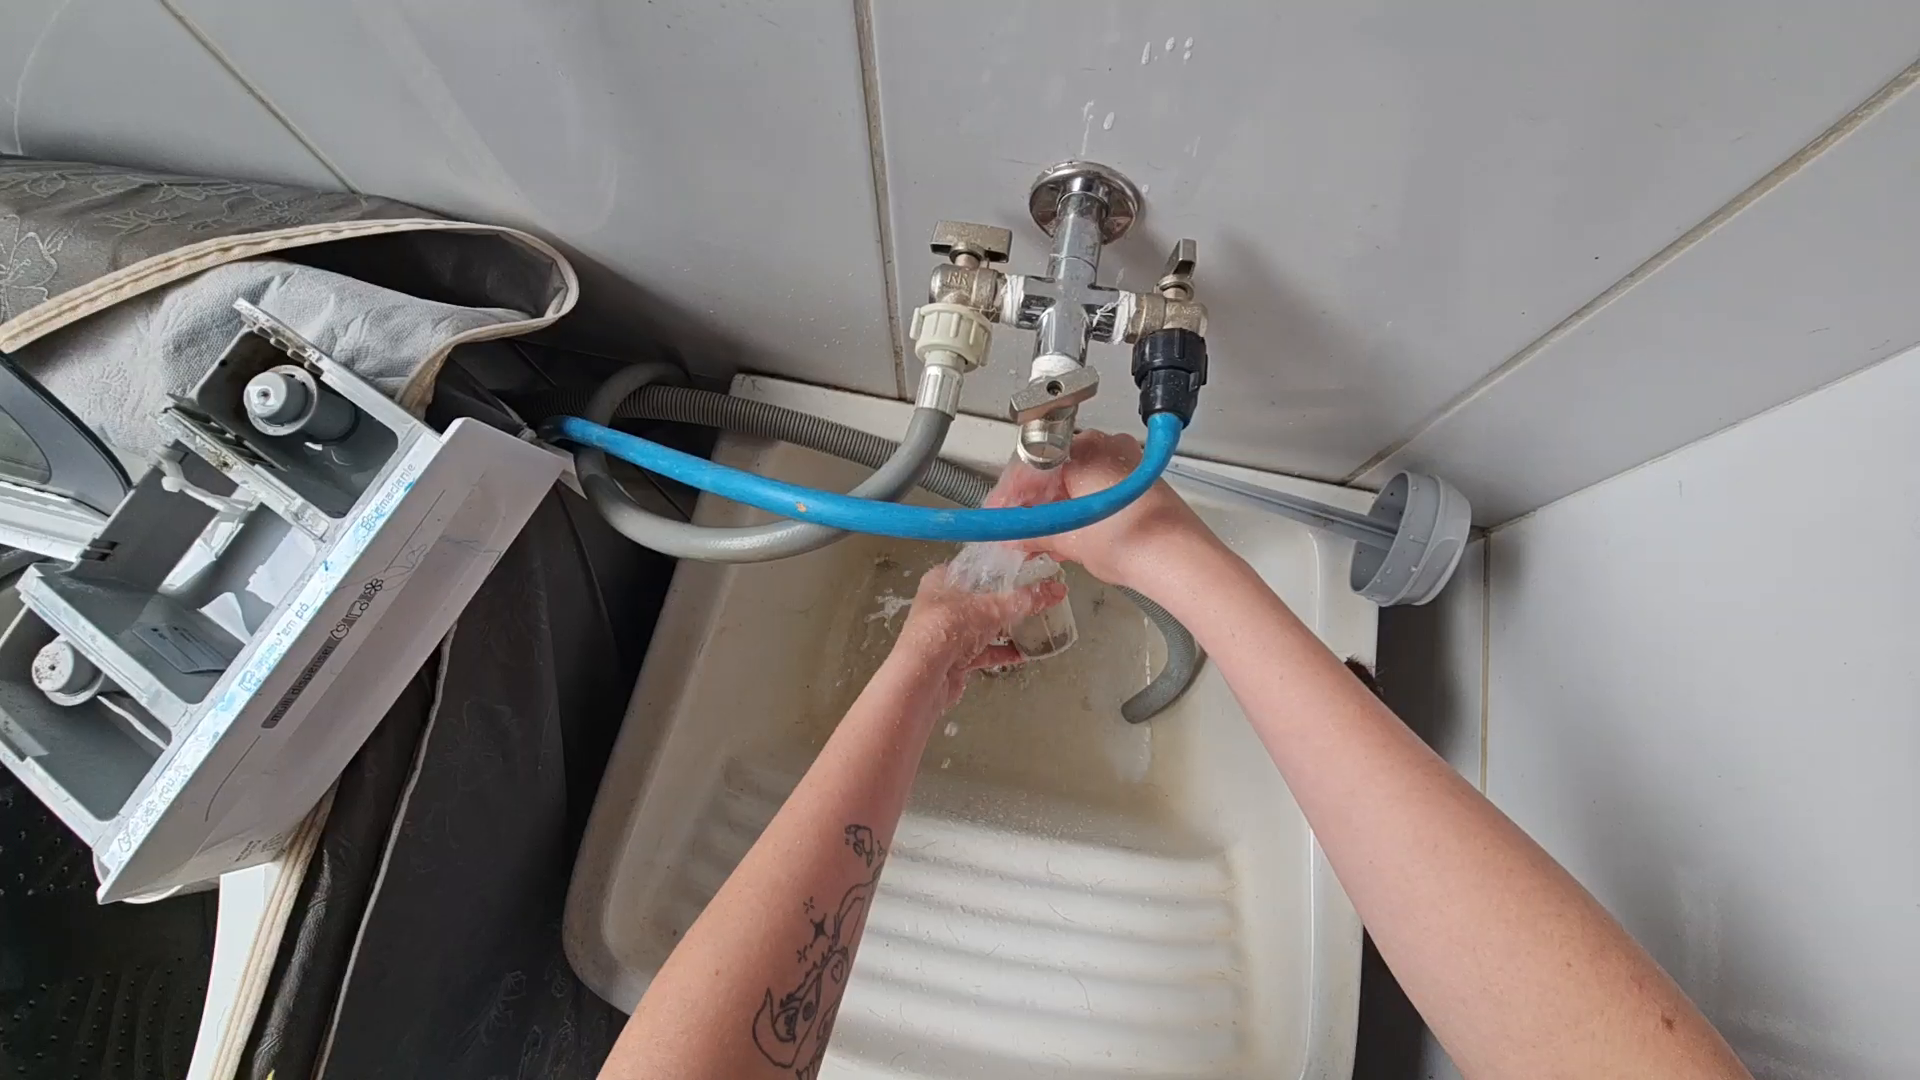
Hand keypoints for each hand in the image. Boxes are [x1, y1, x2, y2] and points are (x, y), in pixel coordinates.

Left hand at [891, 563, 1065, 712]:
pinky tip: (1026, 652)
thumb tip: (1058, 590)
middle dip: (1007, 600)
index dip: (999, 568)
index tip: (1026, 569)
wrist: (924, 676)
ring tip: (1036, 623)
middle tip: (1035, 596)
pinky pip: (984, 651)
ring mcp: (947, 632)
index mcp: (942, 579)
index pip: (974, 567)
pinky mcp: (955, 658)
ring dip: (1008, 627)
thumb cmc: (950, 627)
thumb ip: (1025, 600)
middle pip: (981, 598)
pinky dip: (1003, 652)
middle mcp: (942, 603)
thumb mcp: (992, 608)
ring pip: (983, 626)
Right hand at [1014, 430, 1220, 591]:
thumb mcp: (1070, 540)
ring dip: (1053, 503)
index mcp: (1083, 449)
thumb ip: (1033, 532)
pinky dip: (1077, 503)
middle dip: (1031, 498)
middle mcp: (1105, 445)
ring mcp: (1125, 460)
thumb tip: (1012, 535)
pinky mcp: (1138, 479)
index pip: (1032, 465)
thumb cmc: (1133, 543)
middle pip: (1053, 467)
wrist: (1181, 562)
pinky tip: (1066, 529)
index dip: (1010, 493)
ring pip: (1074, 476)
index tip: (998, 513)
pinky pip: (1095, 483)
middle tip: (1013, 525)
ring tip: (1037, 533)